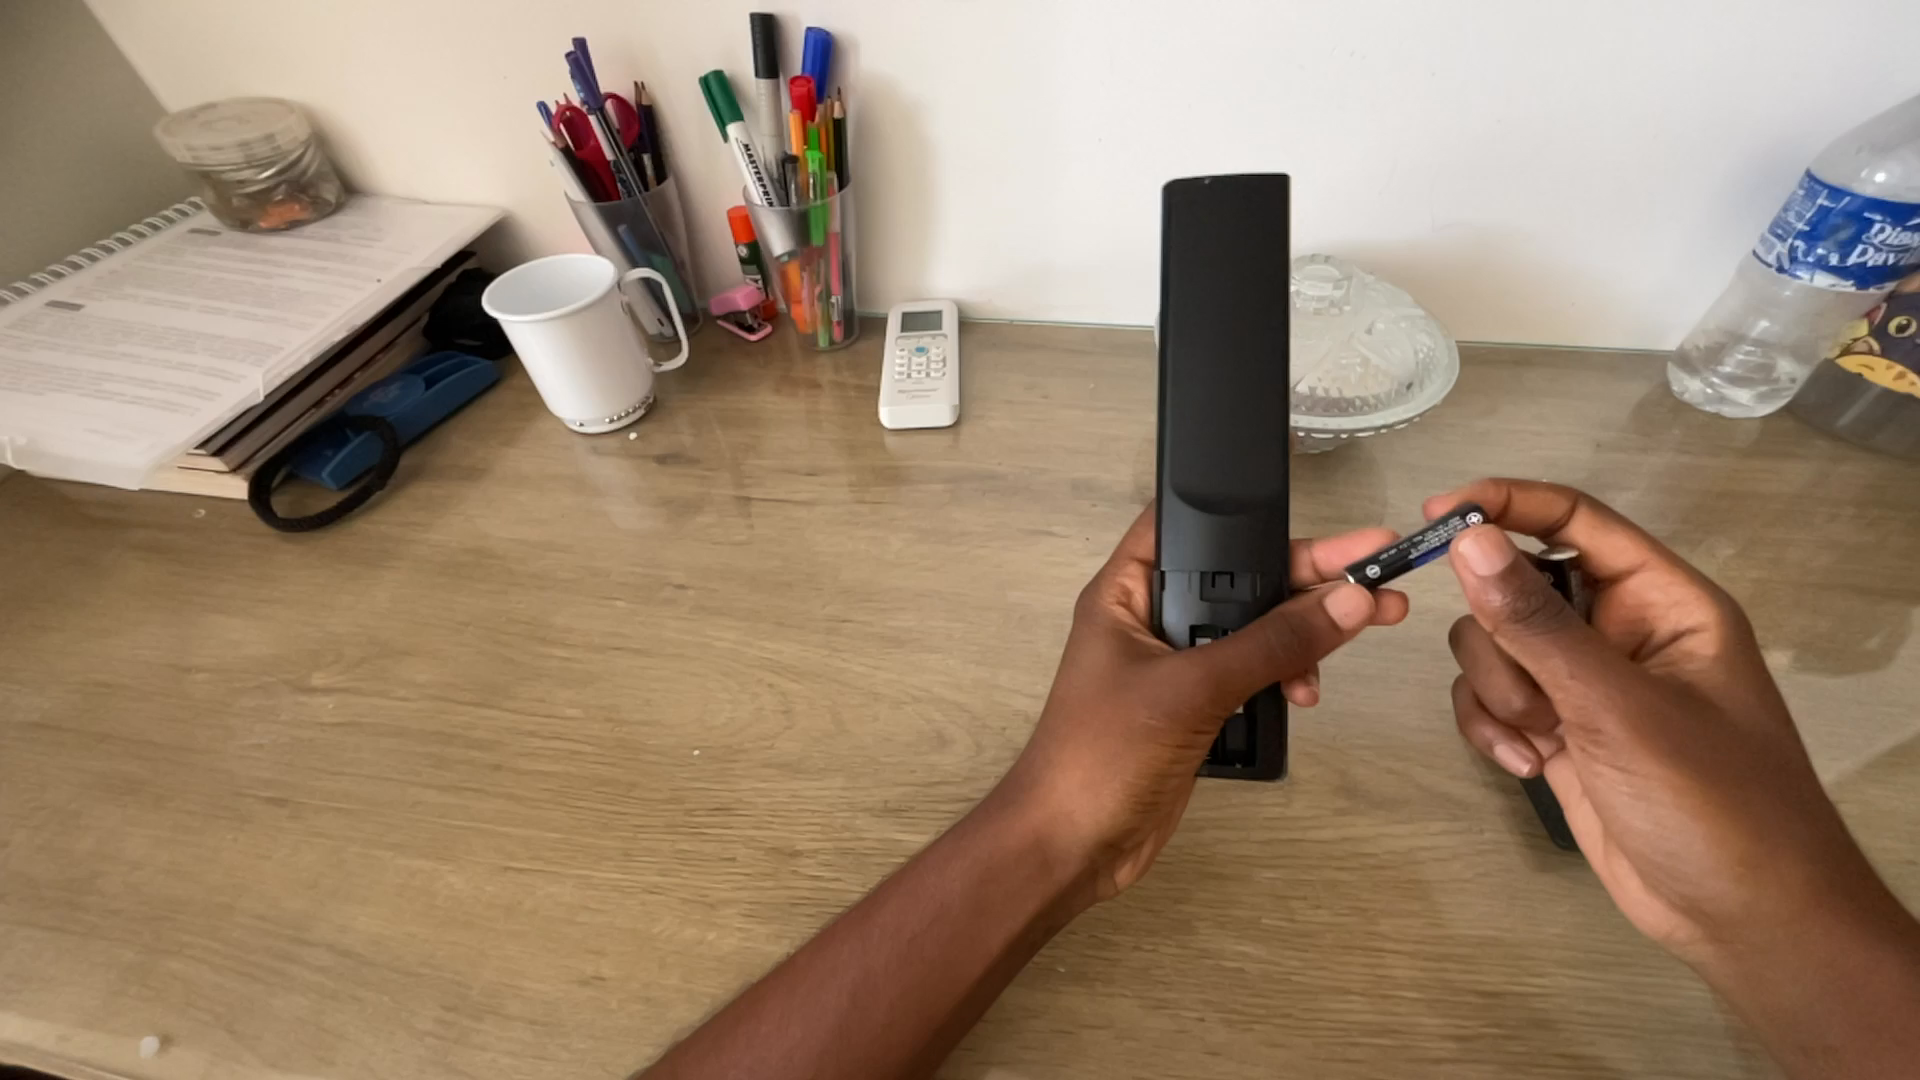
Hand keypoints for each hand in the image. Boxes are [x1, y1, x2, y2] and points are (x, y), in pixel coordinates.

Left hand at [998, 505, 1408, 902]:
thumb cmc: (1108, 751)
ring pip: (1248, 628)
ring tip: (1364, 629)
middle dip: (1301, 578)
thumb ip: (1270, 643)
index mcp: (1124, 592)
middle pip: (1232, 578)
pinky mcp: (1193, 706)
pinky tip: (1305, 692)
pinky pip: (1248, 674)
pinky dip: (1281, 676)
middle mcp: (1148, 618)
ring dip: (1300, 632)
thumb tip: (1352, 598)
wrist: (1074, 843)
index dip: (1243, 515)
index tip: (1317, 521)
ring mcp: (1173, 664)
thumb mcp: (1192, 690)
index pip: (1182, 527)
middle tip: (1377, 575)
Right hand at [1434, 479, 1905, 961]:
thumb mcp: (1617, 705)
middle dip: (1500, 642)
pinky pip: (1481, 693)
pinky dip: (1489, 725)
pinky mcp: (1546, 720)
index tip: (1434, 514)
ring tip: (1542, 740)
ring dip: (1497, 693)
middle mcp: (1610, 630)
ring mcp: (1574, 678)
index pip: (1573, 521)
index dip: (1505, 504)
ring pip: (1485, 644)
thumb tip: (1466, 540)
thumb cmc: (1711, 803)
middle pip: (1509, 587)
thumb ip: (1535, 623)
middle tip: (1529, 693)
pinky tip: (1527, 763)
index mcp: (1658, 603)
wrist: (1738, 920)